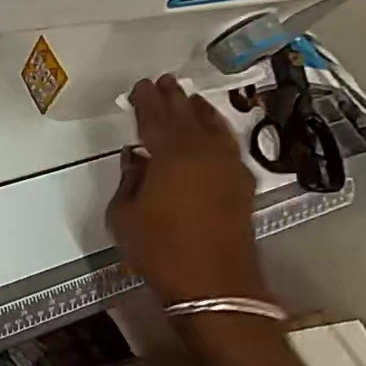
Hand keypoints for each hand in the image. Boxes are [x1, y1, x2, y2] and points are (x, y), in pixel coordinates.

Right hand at [107, 76, 268, 304]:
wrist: (213, 283)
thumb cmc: (157, 248)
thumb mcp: (123, 213)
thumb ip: (129, 179)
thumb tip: (135, 157)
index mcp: (171, 156)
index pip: (156, 118)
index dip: (146, 101)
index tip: (139, 86)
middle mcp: (204, 154)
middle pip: (187, 117)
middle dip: (173, 99)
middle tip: (163, 82)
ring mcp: (228, 169)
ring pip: (213, 128)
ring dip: (199, 112)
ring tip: (190, 99)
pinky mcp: (241, 186)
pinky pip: (226, 145)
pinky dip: (215, 132)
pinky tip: (210, 133)